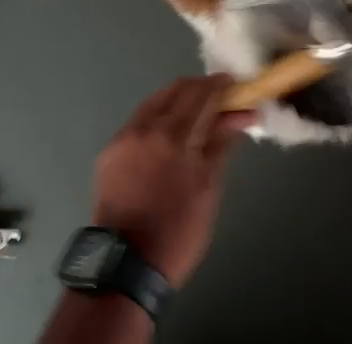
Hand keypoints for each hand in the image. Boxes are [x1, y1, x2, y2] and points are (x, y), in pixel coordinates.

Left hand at [90, 76, 255, 286]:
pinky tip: (170, 131)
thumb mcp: (208, 189)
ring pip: (156, 101)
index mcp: (174, 137)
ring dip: (179, 99)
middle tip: (221, 98)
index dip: (222, 86)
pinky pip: (139, 121)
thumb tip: (241, 115)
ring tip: (198, 112)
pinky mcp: (110, 150)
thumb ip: (221, 144)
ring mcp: (124, 137)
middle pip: (177, 90)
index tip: (236, 85)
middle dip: (201, 88)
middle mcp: (145, 127)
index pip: (202, 95)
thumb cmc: (178, 232)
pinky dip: (159, 116)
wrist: (126, 265)